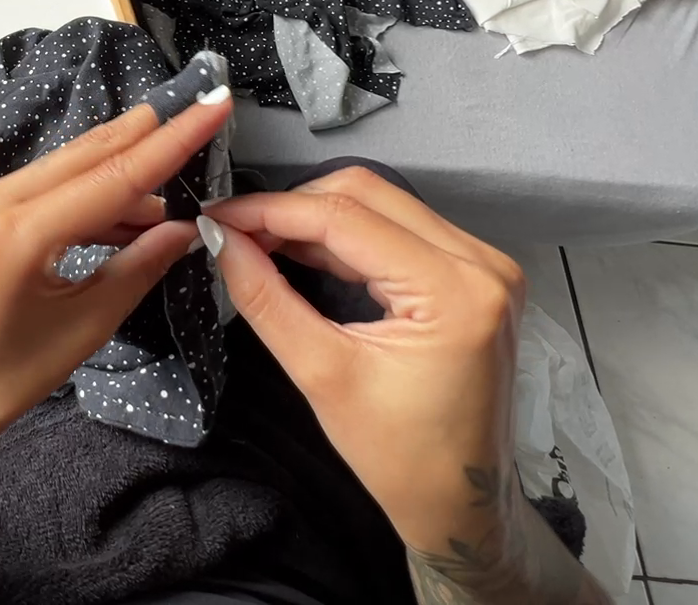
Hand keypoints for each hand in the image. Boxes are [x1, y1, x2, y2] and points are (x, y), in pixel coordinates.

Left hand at [0, 93, 233, 478]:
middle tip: (200, 108)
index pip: (112, 177)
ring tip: (172, 191)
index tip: (212, 106)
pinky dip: (88, 193)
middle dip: (148, 132)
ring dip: (120, 174)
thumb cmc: (1, 381)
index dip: (171, 141)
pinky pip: (45, 186)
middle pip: (86, 156)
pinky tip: (124, 212)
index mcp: (15, 235)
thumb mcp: (82, 328)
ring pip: (67, 168)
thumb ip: (138, 268)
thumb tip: (187, 228)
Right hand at [206, 167, 525, 552]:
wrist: (463, 504)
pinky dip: (340, 233)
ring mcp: (481, 263)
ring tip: (260, 240)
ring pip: (376, 202)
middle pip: (363, 193)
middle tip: (236, 230)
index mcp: (454, 291)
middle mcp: (479, 262)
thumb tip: (218, 238)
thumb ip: (263, 296)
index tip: (217, 216)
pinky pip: (392, 226)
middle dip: (290, 207)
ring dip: (312, 216)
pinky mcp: (469, 271)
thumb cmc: (400, 457)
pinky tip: (300, 250)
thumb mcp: (319, 374)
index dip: (269, 210)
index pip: (343, 218)